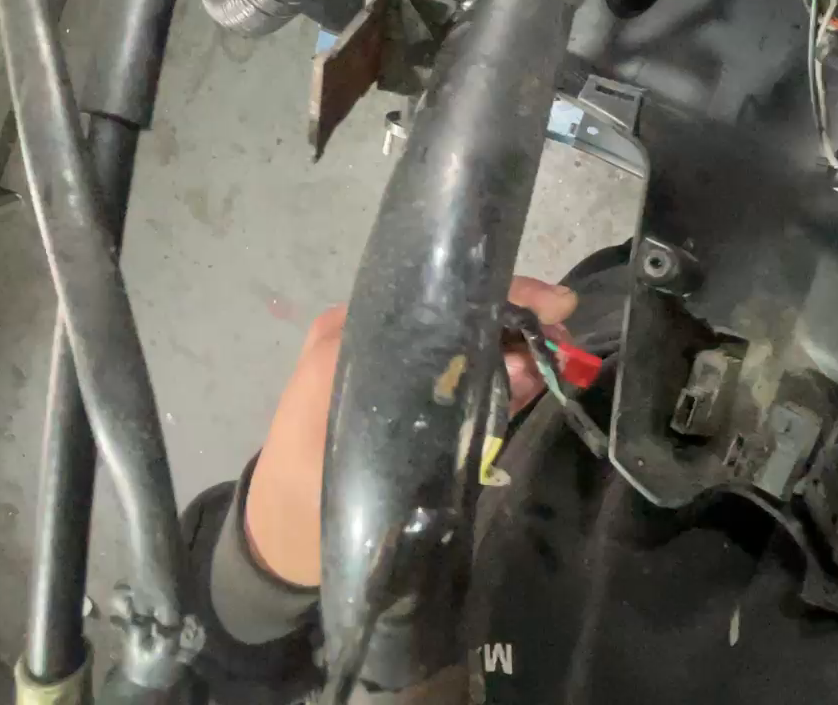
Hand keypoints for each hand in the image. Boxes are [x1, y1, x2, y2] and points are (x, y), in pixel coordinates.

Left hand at [242, 278, 578, 586]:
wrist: (277, 541)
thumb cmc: (307, 487)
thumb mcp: (361, 446)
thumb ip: (436, 414)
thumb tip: (519, 368)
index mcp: (356, 334)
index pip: (439, 297)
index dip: (500, 297)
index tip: (553, 303)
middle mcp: (376, 340)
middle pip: (458, 318)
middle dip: (514, 325)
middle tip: (561, 342)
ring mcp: (392, 370)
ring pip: (463, 347)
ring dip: (511, 351)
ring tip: (551, 363)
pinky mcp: (406, 403)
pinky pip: (457, 379)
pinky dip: (495, 378)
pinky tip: (526, 380)